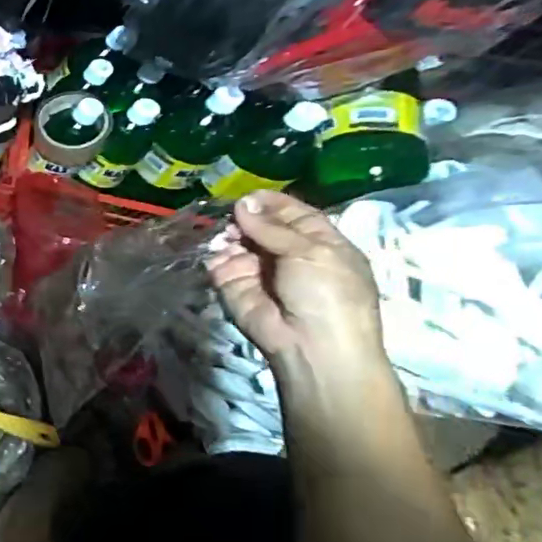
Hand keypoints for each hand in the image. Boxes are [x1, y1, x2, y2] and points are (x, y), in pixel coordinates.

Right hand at [205, 190, 384, 376]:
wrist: (311, 347)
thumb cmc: (327, 294)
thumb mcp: (310, 252)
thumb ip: (272, 227)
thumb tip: (242, 203)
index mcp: (318, 242)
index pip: (291, 212)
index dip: (270, 202)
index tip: (247, 194)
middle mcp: (286, 253)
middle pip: (259, 224)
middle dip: (245, 216)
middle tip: (232, 214)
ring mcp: (257, 269)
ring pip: (236, 240)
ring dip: (228, 233)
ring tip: (226, 234)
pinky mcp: (233, 285)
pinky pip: (219, 262)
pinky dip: (214, 253)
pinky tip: (216, 249)